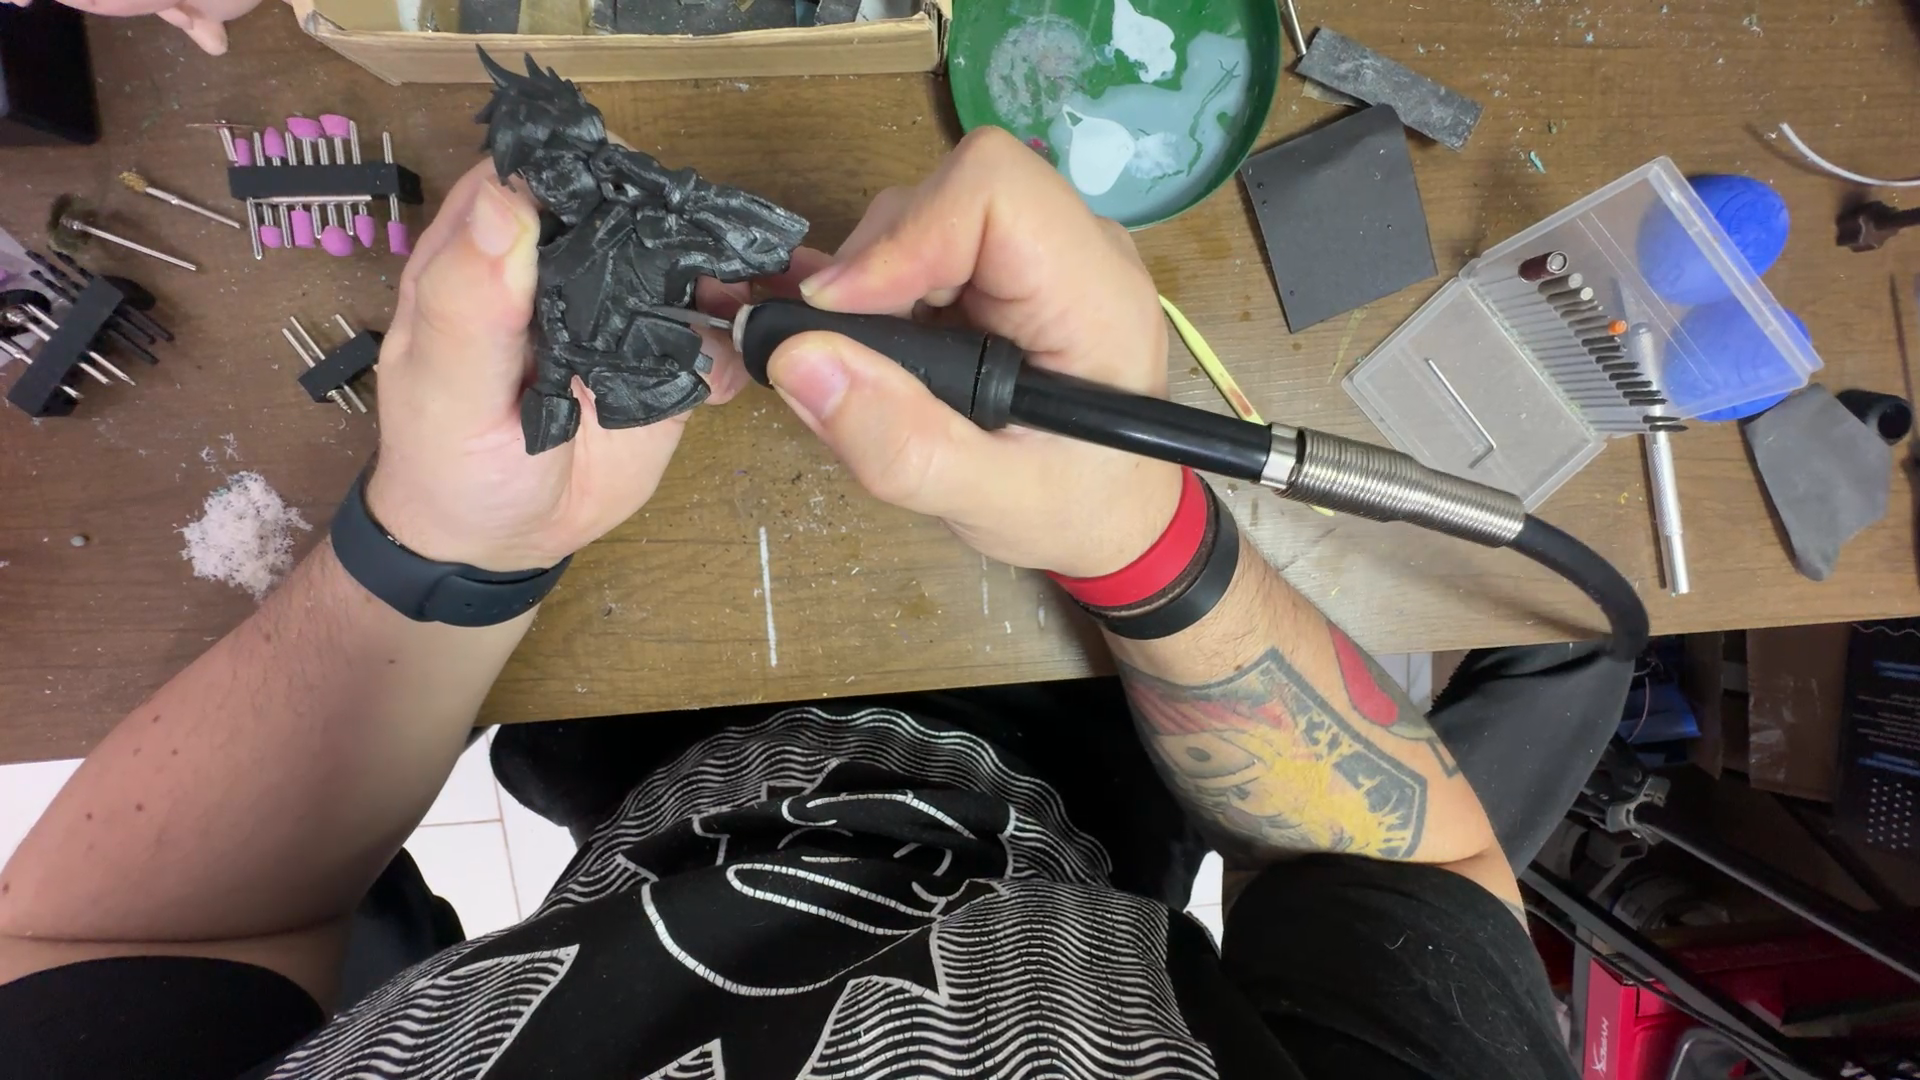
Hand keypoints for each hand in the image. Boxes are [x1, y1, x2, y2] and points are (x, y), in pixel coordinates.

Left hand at [364, 160, 747, 571]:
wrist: (506, 540)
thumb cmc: (451, 466)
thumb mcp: (444, 391)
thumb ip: (466, 305)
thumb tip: (508, 201)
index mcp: (496, 260)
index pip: (542, 176)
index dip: (588, 166)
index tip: (640, 187)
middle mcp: (566, 277)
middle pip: (630, 215)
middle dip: (678, 221)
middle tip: (718, 254)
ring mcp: (623, 324)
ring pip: (684, 273)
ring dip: (724, 282)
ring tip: (744, 310)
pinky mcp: (664, 369)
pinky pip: (712, 343)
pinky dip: (736, 349)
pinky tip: (736, 373)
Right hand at [726, 127, 1181, 577]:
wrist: (1114, 514)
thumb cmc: (1076, 512)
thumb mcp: (990, 501)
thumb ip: (905, 445)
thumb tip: (799, 359)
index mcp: (1093, 294)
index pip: (992, 191)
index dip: (902, 238)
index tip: (835, 314)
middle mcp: (1072, 253)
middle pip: (948, 197)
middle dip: (875, 270)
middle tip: (842, 357)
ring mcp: (1040, 259)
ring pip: (927, 220)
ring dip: (874, 292)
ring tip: (868, 373)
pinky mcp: (1007, 279)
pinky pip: (928, 253)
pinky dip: (882, 298)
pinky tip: (869, 350)